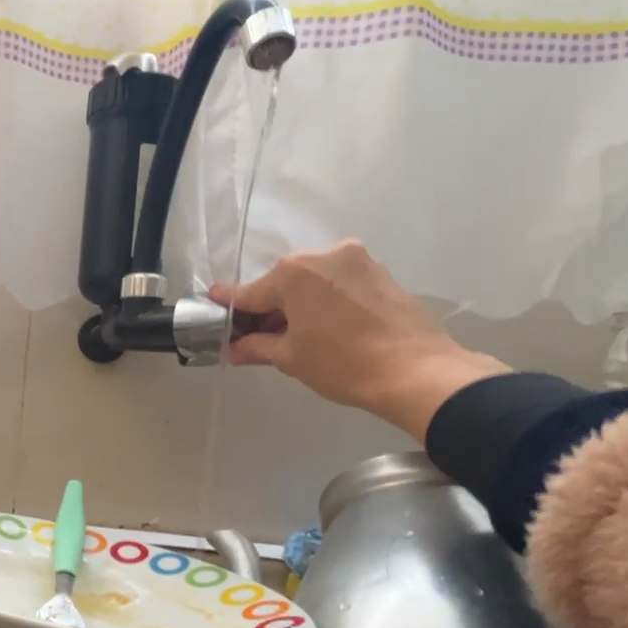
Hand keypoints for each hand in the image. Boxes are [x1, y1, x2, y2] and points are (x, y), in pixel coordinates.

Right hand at [208, 240, 509, 440]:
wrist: (416, 371)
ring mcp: (356, 260)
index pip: (248, 292)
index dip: (228, 307)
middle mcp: (323, 255)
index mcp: (294, 272)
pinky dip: (323, 301)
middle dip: (267, 308)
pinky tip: (323, 327)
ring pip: (311, 281)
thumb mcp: (289, 358)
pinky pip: (337, 283)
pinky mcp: (379, 272)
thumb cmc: (342, 363)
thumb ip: (255, 347)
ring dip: (297, 304)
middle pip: (281, 283)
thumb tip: (233, 349)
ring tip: (294, 335)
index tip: (212, 309)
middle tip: (258, 337)